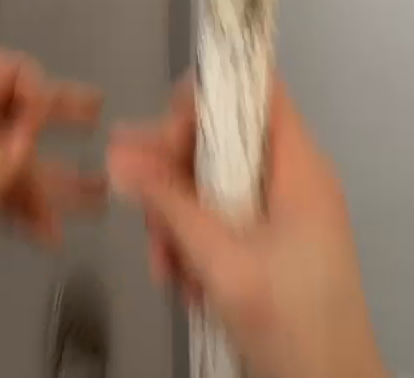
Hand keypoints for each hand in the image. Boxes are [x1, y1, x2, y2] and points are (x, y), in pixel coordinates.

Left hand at [0, 48, 103, 373]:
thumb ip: (0, 159)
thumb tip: (34, 115)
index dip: (22, 77)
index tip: (55, 102)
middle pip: (4, 110)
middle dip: (49, 111)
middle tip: (93, 110)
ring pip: (8, 157)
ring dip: (49, 173)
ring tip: (96, 188)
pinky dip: (25, 208)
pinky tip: (51, 230)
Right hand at [108, 79, 384, 377]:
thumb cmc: (293, 324)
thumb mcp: (222, 260)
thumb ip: (169, 203)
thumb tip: (116, 154)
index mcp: (297, 168)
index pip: (254, 90)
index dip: (208, 94)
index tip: (169, 130)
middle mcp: (285, 178)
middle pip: (217, 137)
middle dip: (171, 169)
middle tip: (136, 194)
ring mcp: (274, 211)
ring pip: (205, 180)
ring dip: (173, 216)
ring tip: (162, 262)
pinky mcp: (261, 242)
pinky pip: (211, 217)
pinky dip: (187, 242)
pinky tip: (178, 278)